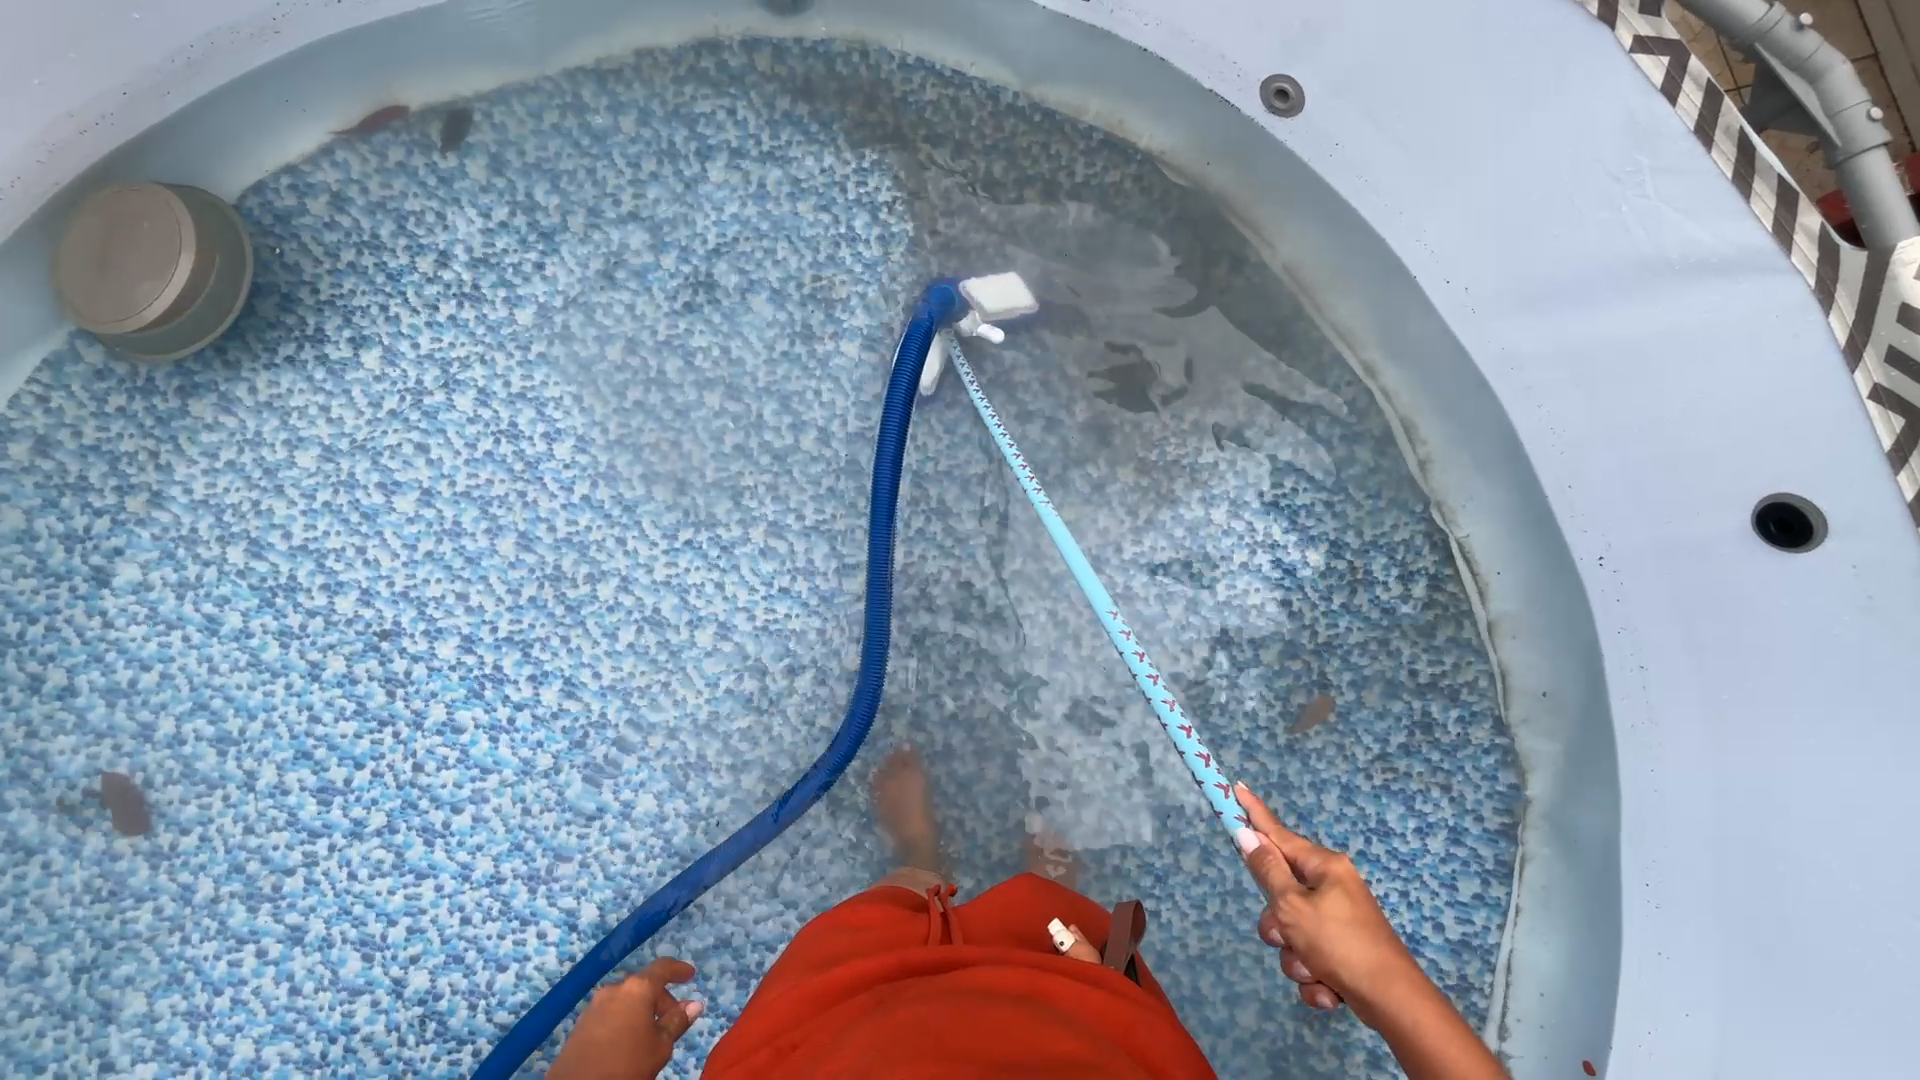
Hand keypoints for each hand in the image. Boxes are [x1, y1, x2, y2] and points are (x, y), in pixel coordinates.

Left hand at [547, 957, 702, 1079]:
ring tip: (651, 1032)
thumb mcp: (660, 1046)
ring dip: (642, 1009)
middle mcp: (615, 989)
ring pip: (626, 999)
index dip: (679, 970)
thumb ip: (678, 1022)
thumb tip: (695, 1004)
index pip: (662, 968)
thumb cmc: (626, 1065)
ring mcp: (594, 1006)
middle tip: (673, 1019)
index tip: (690, 975)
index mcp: (637, 989)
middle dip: (661, 998)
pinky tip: (627, 1040)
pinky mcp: (581, 1024)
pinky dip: (624, 1017)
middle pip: (644, 985)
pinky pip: (611, 1011)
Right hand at [1235, 783, 1508, 1078]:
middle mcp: (1331, 887)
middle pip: (1280, 894)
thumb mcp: (1293, 905)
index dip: (1253, 813)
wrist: (1392, 1002)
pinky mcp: (1342, 952)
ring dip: (1296, 957)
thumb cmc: (1340, 944)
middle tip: (1286, 936)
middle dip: (1278, 924)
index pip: (1278, 833)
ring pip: (1291, 932)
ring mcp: (1337, 920)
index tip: (1237, 787)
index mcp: (1323, 867)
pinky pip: (1309, 958)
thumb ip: (1267, 871)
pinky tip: (1329, 988)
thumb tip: (1247, 835)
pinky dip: (1313, 976)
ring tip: (1315, 969)